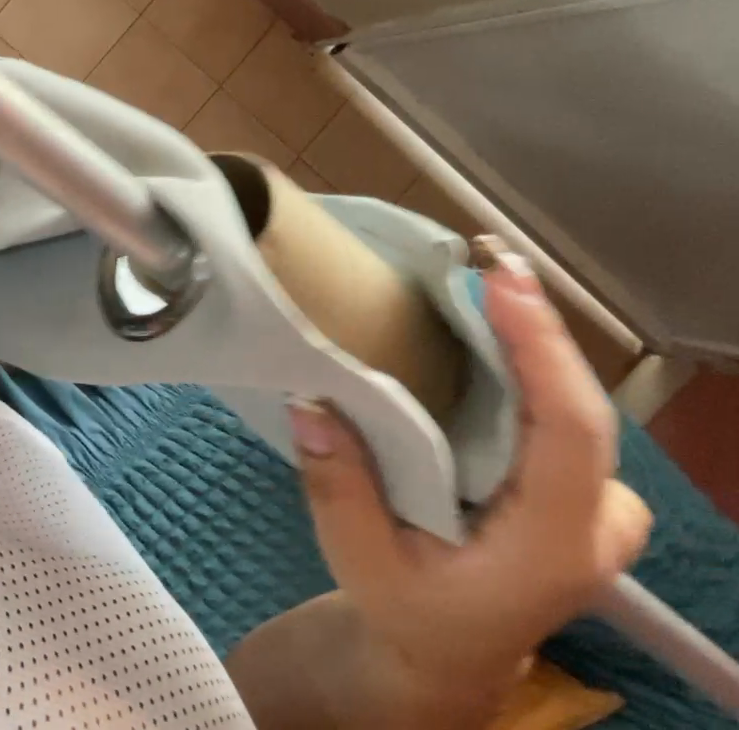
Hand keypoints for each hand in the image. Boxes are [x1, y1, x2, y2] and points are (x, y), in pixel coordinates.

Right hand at [288, 246, 651, 697]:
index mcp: (553, 543)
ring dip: (526, 338)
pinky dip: (522, 361)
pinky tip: (480, 328)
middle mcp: (595, 518)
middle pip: (577, 403)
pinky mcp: (571, 485)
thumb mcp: (361, 559)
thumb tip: (311, 402)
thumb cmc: (407, 608)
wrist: (445, 648)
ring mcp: (594, 502)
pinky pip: (556, 411)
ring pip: (571, 403)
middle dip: (531, 326)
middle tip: (478, 258)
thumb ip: (340, 487)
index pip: (567, 433)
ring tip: (474, 279)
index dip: (541, 351)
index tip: (503, 284)